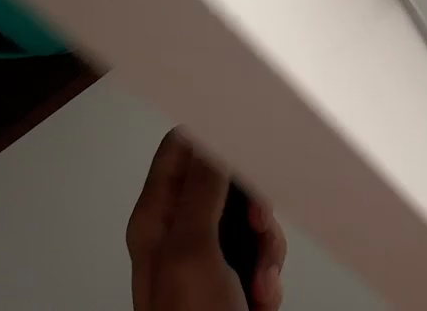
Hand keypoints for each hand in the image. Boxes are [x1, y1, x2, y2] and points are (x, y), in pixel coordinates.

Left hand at [128, 131, 285, 310]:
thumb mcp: (193, 251)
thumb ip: (204, 188)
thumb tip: (213, 133)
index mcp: (156, 219)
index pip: (181, 147)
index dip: (214, 137)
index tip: (245, 141)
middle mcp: (178, 233)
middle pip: (225, 179)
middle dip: (253, 200)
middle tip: (255, 221)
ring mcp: (206, 258)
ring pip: (249, 215)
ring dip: (266, 241)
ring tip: (260, 274)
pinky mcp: (232, 280)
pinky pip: (262, 252)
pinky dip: (270, 271)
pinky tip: (262, 295)